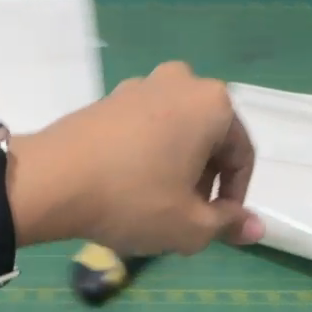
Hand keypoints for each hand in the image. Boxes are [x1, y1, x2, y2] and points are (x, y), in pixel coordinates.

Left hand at [26, 62, 263, 254]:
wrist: (53, 182)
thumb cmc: (134, 201)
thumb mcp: (190, 227)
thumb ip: (228, 225)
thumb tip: (257, 229)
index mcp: (213, 104)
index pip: (242, 157)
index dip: (234, 200)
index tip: (217, 228)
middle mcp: (181, 82)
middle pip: (209, 143)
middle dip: (203, 185)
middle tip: (186, 222)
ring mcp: (140, 86)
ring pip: (175, 138)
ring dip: (176, 174)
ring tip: (157, 210)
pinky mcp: (108, 100)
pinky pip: (145, 133)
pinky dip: (148, 162)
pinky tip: (129, 193)